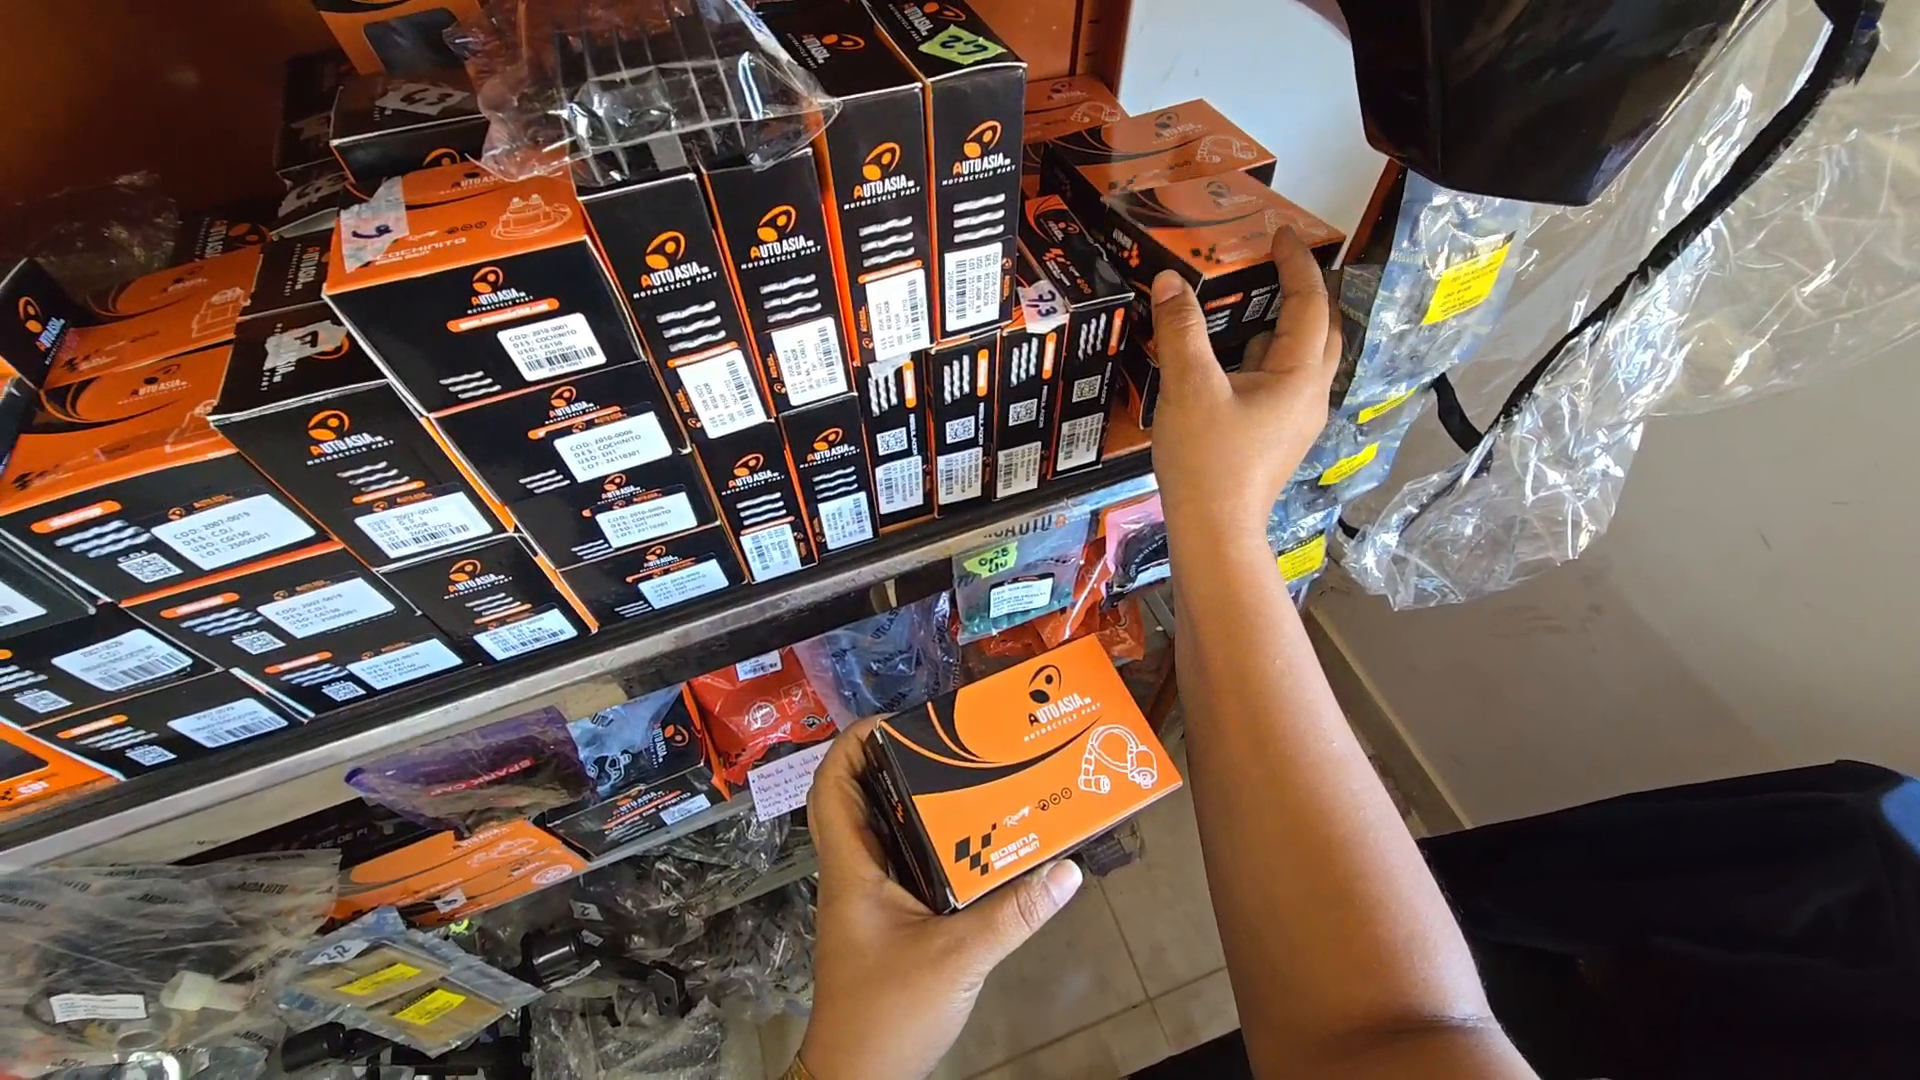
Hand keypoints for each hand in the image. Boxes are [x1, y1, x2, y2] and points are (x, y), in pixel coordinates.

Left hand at [797, 720, 1083, 1079]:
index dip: (850, 746)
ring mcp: (861, 897)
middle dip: (881, 761)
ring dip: (899, 797)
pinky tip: (957, 837)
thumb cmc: (889, 1011)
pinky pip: (893, 860)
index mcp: (851, 868)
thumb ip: (1012, 913)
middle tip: (933, 739)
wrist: (857, 1079)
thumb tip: (1066, 870)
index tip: (890, 720)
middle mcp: (850, 872)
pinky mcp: (879, 918)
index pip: (831, 788)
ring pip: (871, 829)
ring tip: (949, 772)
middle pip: (849, 799)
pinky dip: (916, 836)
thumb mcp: (958, 957)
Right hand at [1149, 226, 1340, 534]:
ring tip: (1246, 312)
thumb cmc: (1207, 459)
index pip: (1310, 304)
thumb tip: (1172, 281)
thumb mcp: (1189, 388)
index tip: (1281, 233)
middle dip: (1305, 295)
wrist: (1213, 531)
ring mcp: (1295, 423)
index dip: (1297, 264)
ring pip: (1300, 363)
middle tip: (1276, 269)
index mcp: (1298, 377)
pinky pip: (1280, 387)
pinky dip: (1263, 363)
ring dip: (1282, 331)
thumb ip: (1181, 331)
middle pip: (1321, 333)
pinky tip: (1229, 368)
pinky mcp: (1276, 441)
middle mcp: (1309, 396)